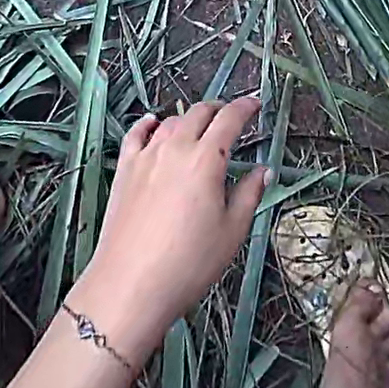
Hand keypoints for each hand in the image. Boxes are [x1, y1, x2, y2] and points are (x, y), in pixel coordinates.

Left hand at [67, 97, 268, 355]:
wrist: (130, 284)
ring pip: (171, 121)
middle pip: (199, 112)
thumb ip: (249, 194)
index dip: (245, 107)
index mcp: (206, 160)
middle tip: (229, 116)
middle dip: (218, 109)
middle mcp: (176, 148)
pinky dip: (149, 123)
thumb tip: (262, 171)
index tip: (254, 103)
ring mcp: (146, 155)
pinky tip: (153, 121)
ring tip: (198, 127)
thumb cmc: (189, 263)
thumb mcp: (231, 232)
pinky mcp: (125, 169)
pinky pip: (137, 134)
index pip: (229, 119)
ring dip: (189, 118)